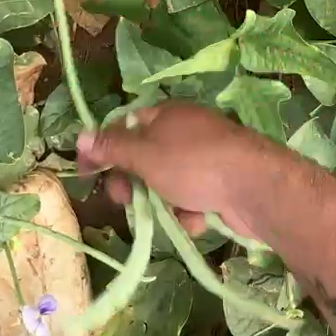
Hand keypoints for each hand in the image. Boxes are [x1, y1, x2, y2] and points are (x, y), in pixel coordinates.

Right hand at [76, 102, 292, 239]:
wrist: (256, 186)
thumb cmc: (193, 164)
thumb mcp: (144, 154)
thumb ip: (112, 147)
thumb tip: (80, 135)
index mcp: (165, 115)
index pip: (123, 128)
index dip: (103, 150)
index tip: (87, 174)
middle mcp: (184, 131)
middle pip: (143, 158)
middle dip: (132, 183)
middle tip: (125, 200)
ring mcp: (205, 158)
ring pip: (166, 184)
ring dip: (163, 203)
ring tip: (171, 214)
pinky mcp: (221, 184)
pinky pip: (192, 198)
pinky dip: (190, 212)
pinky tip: (197, 220)